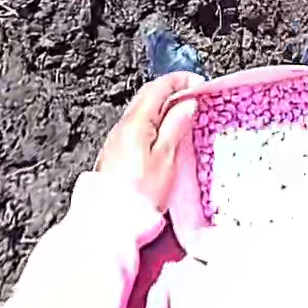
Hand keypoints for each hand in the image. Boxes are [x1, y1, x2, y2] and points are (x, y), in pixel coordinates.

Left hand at [96, 72, 200, 210]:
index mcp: (136, 122)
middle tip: (194, 95)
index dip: (182, 80)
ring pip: (142, 109)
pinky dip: (154, 120)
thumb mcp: (166, 158)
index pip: (159, 86)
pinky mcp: (115, 154)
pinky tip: (165, 133)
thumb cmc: (139, 194)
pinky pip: (137, 125)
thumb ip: (177, 126)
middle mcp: (123, 126)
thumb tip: (187, 104)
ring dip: (163, 105)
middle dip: (172, 89)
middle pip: (148, 94)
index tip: (200, 84)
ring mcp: (116, 140)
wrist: (107, 227)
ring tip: (184, 113)